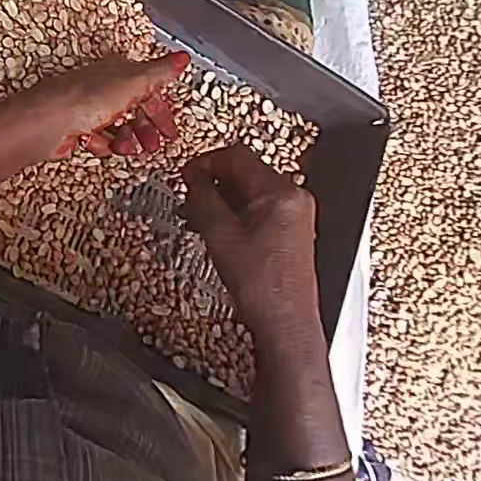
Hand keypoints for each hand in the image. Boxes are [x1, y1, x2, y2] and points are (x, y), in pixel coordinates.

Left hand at [16, 52, 187, 158]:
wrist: (47, 122)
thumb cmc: (85, 99)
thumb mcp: (134, 82)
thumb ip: (161, 72)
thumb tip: (183, 57)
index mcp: (118, 72)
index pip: (149, 89)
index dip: (162, 110)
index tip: (170, 130)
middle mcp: (102, 87)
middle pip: (133, 110)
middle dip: (145, 129)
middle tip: (153, 145)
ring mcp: (87, 108)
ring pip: (116, 127)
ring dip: (126, 140)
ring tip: (127, 149)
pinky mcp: (75, 128)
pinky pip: (98, 139)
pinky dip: (104, 145)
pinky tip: (104, 147)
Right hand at [180, 145, 320, 346]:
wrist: (286, 324)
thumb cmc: (262, 287)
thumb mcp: (220, 236)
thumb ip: (203, 199)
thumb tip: (192, 177)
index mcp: (280, 193)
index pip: (237, 156)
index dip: (206, 162)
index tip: (186, 174)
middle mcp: (293, 197)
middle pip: (245, 171)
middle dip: (213, 181)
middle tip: (188, 195)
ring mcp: (295, 214)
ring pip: (250, 190)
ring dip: (222, 198)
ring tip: (198, 216)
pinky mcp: (291, 229)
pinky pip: (259, 208)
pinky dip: (235, 212)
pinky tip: (217, 229)